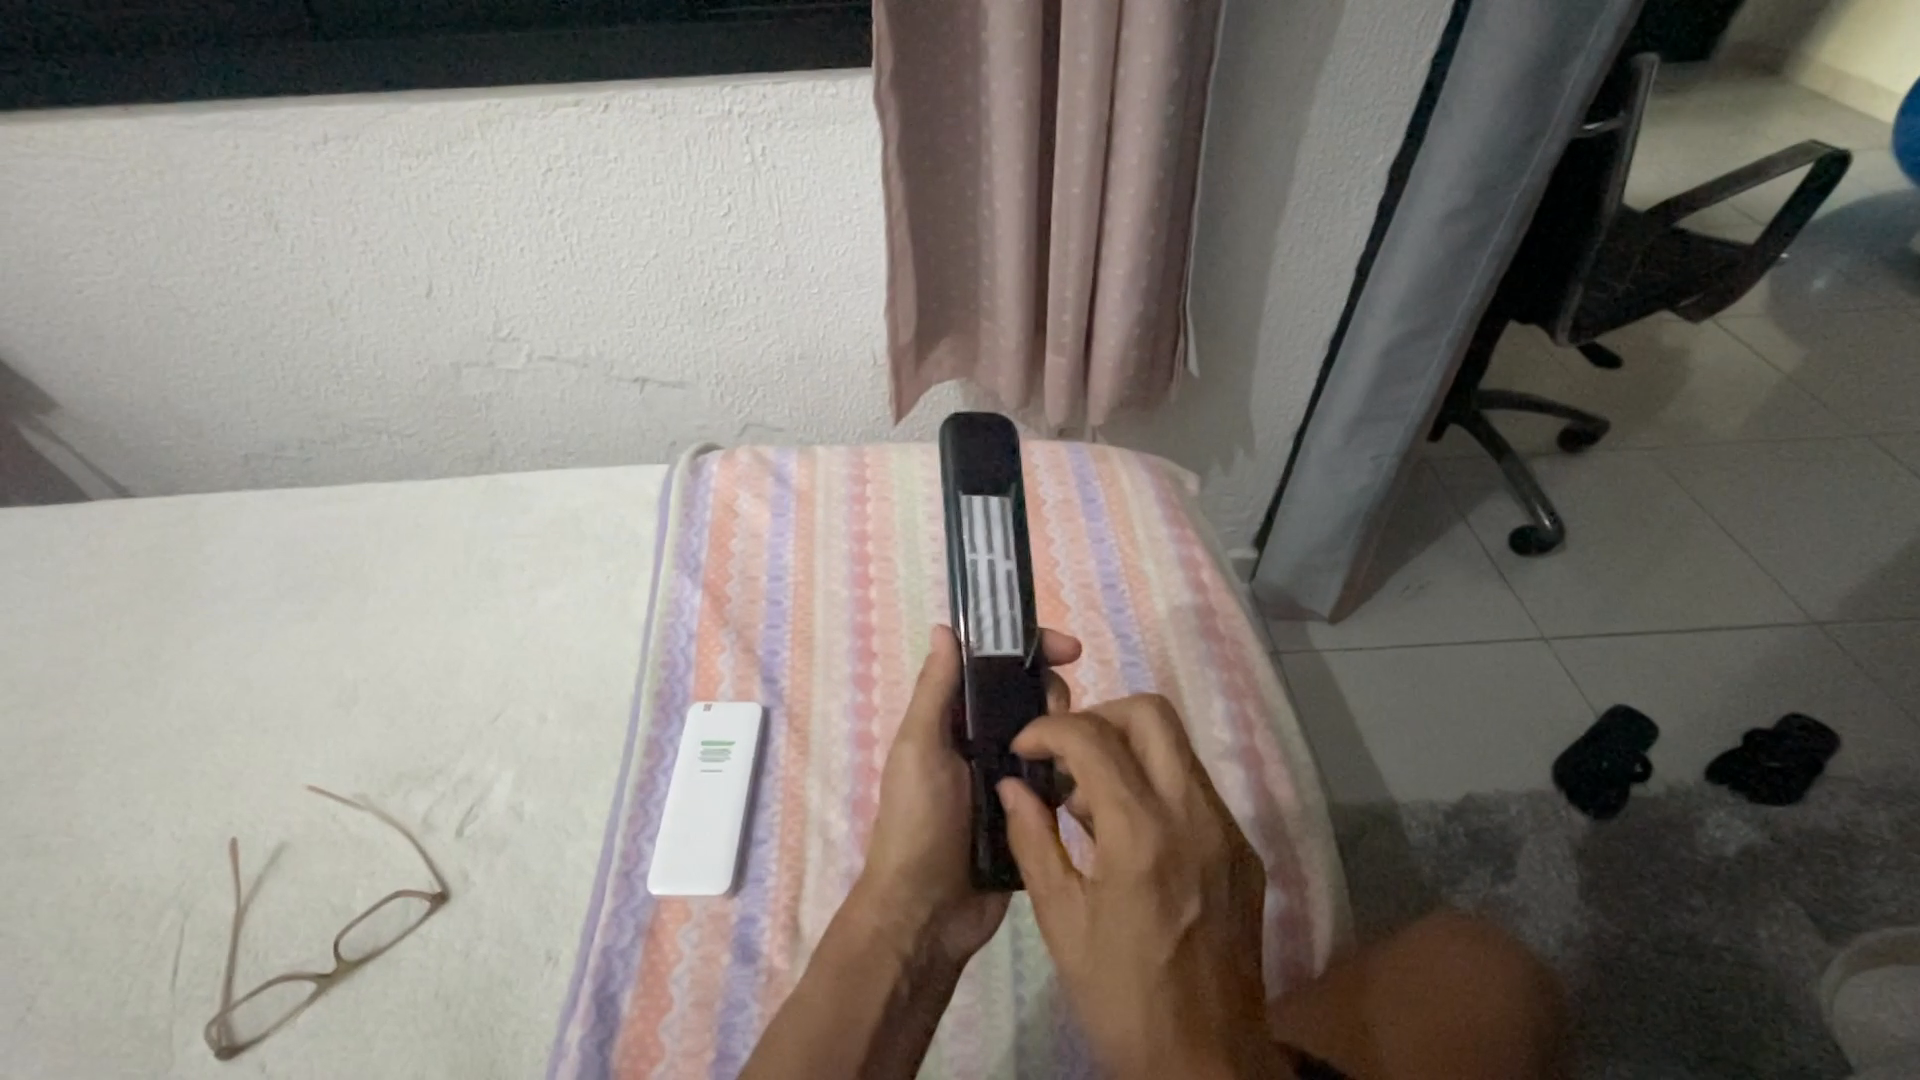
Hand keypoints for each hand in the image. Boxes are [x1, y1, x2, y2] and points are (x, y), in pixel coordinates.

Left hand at [850, 624, 1079, 969]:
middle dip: (1052, 696)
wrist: (929, 913)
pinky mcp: (1030, 814)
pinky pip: (1061, 781)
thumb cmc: (918, 822)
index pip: (994, 667)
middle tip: (1061, 719)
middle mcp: (982, 742)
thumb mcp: (919, 748)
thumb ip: (936, 690)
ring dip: (1069, 736)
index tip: (1069, 649)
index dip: (1029, 650)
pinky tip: (1089, 781)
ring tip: (1075, 756)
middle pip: (1031, 698)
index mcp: (953, 720)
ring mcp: (1009, 779)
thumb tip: (944, 628)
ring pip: (1052, 737)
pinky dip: (1075, 774)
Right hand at [997, 695, 1279, 1079]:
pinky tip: (1129, 832)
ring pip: (1178, 746)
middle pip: (1151, 713)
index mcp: (1142, 835)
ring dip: (1128, 749)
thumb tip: (1011, 785)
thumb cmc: (1120, 998)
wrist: (1207, 1064)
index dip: (1048, 730)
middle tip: (1065, 756)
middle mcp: (1194, 816)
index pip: (1092, 738)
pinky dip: (1156, 784)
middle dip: (1098, 717)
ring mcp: (1227, 831)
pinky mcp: (1244, 850)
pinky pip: (1195, 788)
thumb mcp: (1060, 921)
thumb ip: (1032, 839)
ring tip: (1090, 801)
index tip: (1024, 749)